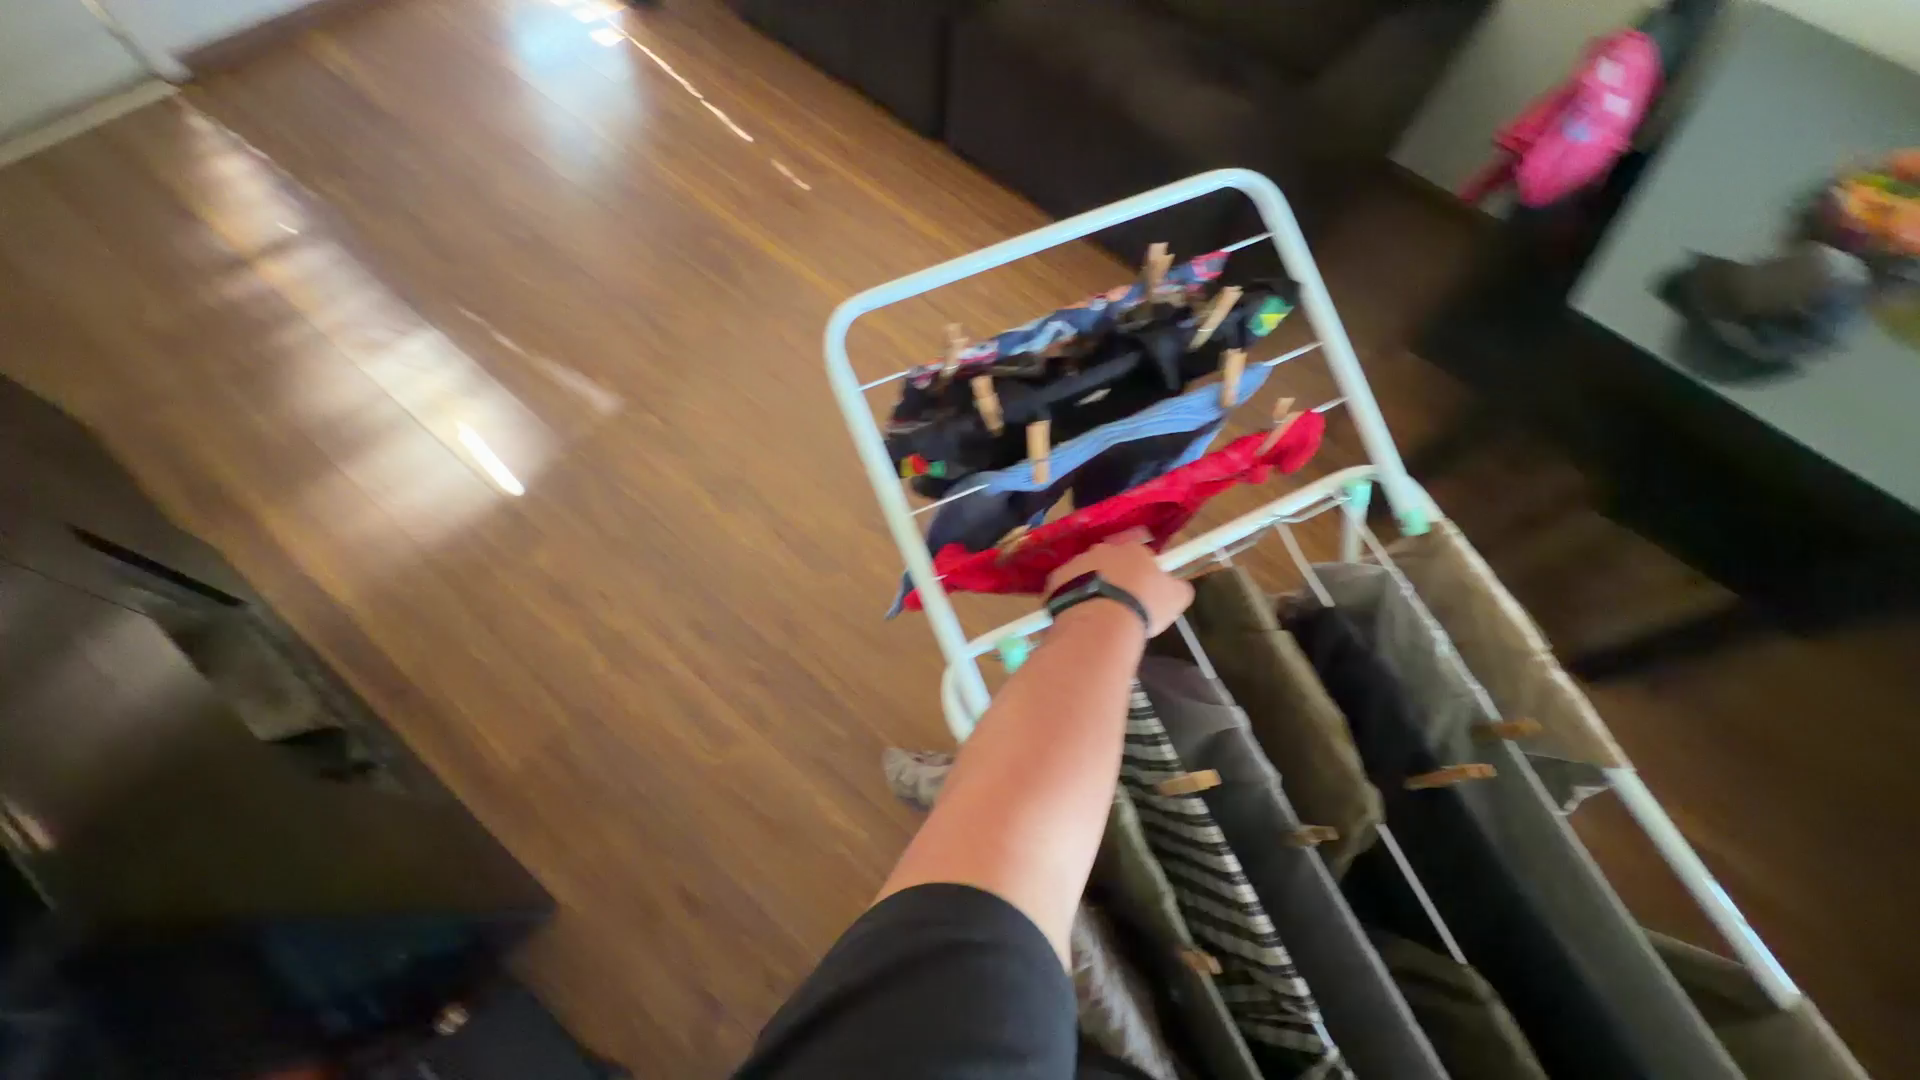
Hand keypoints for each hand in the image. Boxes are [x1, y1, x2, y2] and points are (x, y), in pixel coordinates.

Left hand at [1045, 528, 1193, 636]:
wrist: (1101, 622)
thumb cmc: (1142, 606)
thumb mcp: (1176, 598)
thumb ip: (1178, 586)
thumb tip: (1177, 585)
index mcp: (1133, 549)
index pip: (1139, 549)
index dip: (1141, 566)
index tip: (1142, 585)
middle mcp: (1102, 549)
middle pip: (1110, 558)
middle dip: (1114, 573)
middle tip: (1119, 598)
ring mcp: (1077, 562)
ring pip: (1086, 570)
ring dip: (1092, 584)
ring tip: (1098, 610)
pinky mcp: (1056, 579)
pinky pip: (1066, 585)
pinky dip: (1071, 596)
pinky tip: (1078, 613)